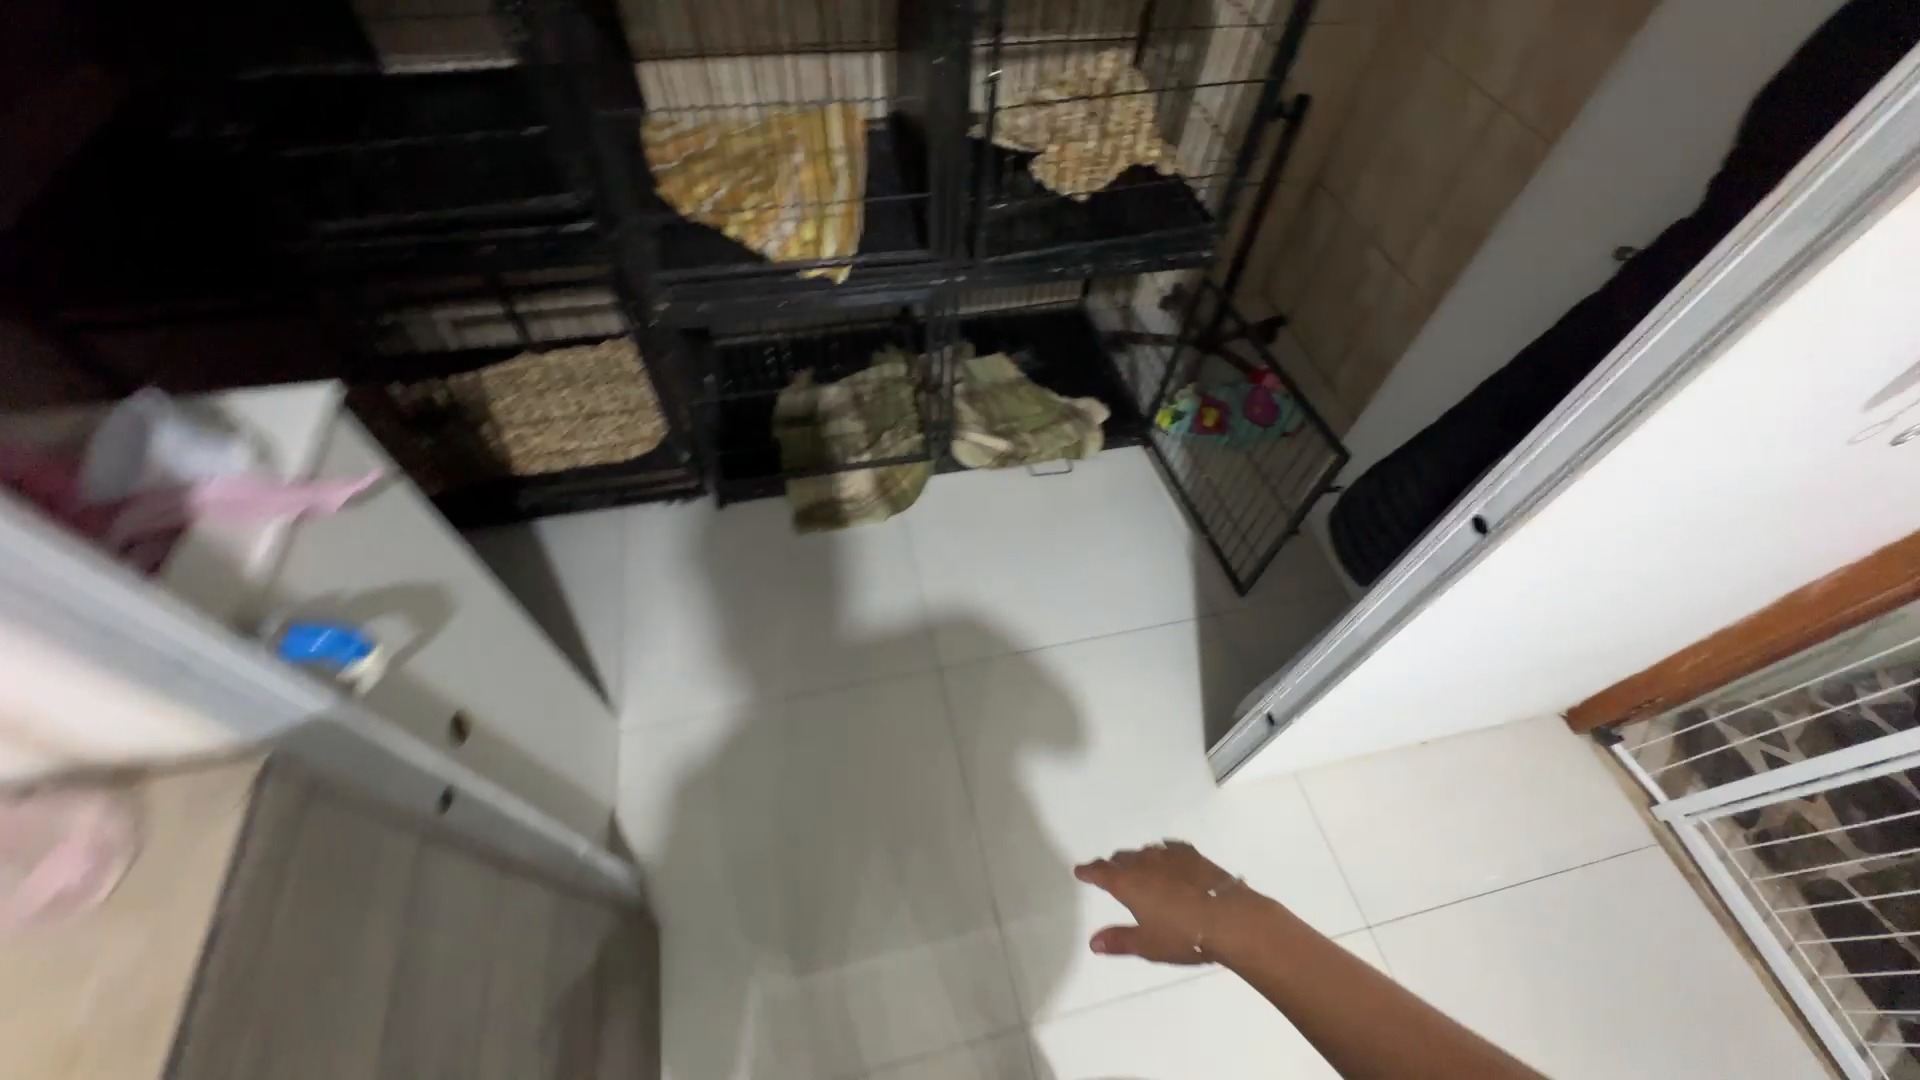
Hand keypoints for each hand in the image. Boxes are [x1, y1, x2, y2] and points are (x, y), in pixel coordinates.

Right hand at [1073, 841, 1262, 964]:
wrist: (1231, 919)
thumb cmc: (1185, 936)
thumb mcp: (1148, 945)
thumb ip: (1119, 941)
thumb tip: (1093, 942)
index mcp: (1128, 884)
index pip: (1101, 872)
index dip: (1089, 871)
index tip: (1080, 870)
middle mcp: (1145, 864)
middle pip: (1122, 859)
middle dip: (1114, 866)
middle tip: (1111, 875)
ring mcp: (1170, 856)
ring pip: (1145, 852)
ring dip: (1138, 860)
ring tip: (1139, 869)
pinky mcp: (1193, 856)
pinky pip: (1170, 848)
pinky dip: (1163, 853)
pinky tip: (1168, 858)